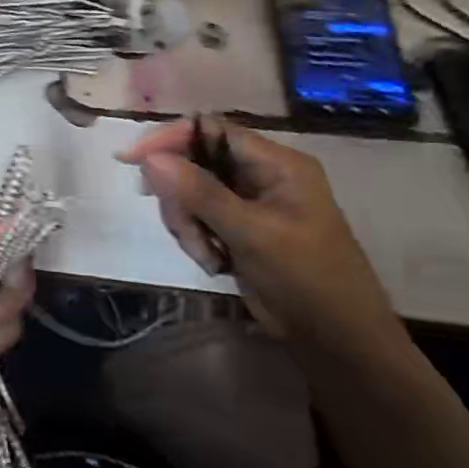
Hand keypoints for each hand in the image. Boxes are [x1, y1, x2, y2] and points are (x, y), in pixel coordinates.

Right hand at [118, 118, 396, 340]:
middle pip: (195, 163)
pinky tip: (214, 263)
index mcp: (276, 163)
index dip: (170, 139)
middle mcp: (260, 175)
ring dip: (188, 225)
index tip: (133, 161)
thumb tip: (151, 158)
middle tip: (184, 229)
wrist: (335, 337)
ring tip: (208, 257)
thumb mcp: (252, 233)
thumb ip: (201, 193)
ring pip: (191, 194)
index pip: (212, 130)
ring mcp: (248, 203)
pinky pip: (199, 219)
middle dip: (181, 197)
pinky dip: (197, 239)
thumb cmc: (306, 277)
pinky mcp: (237, 230)